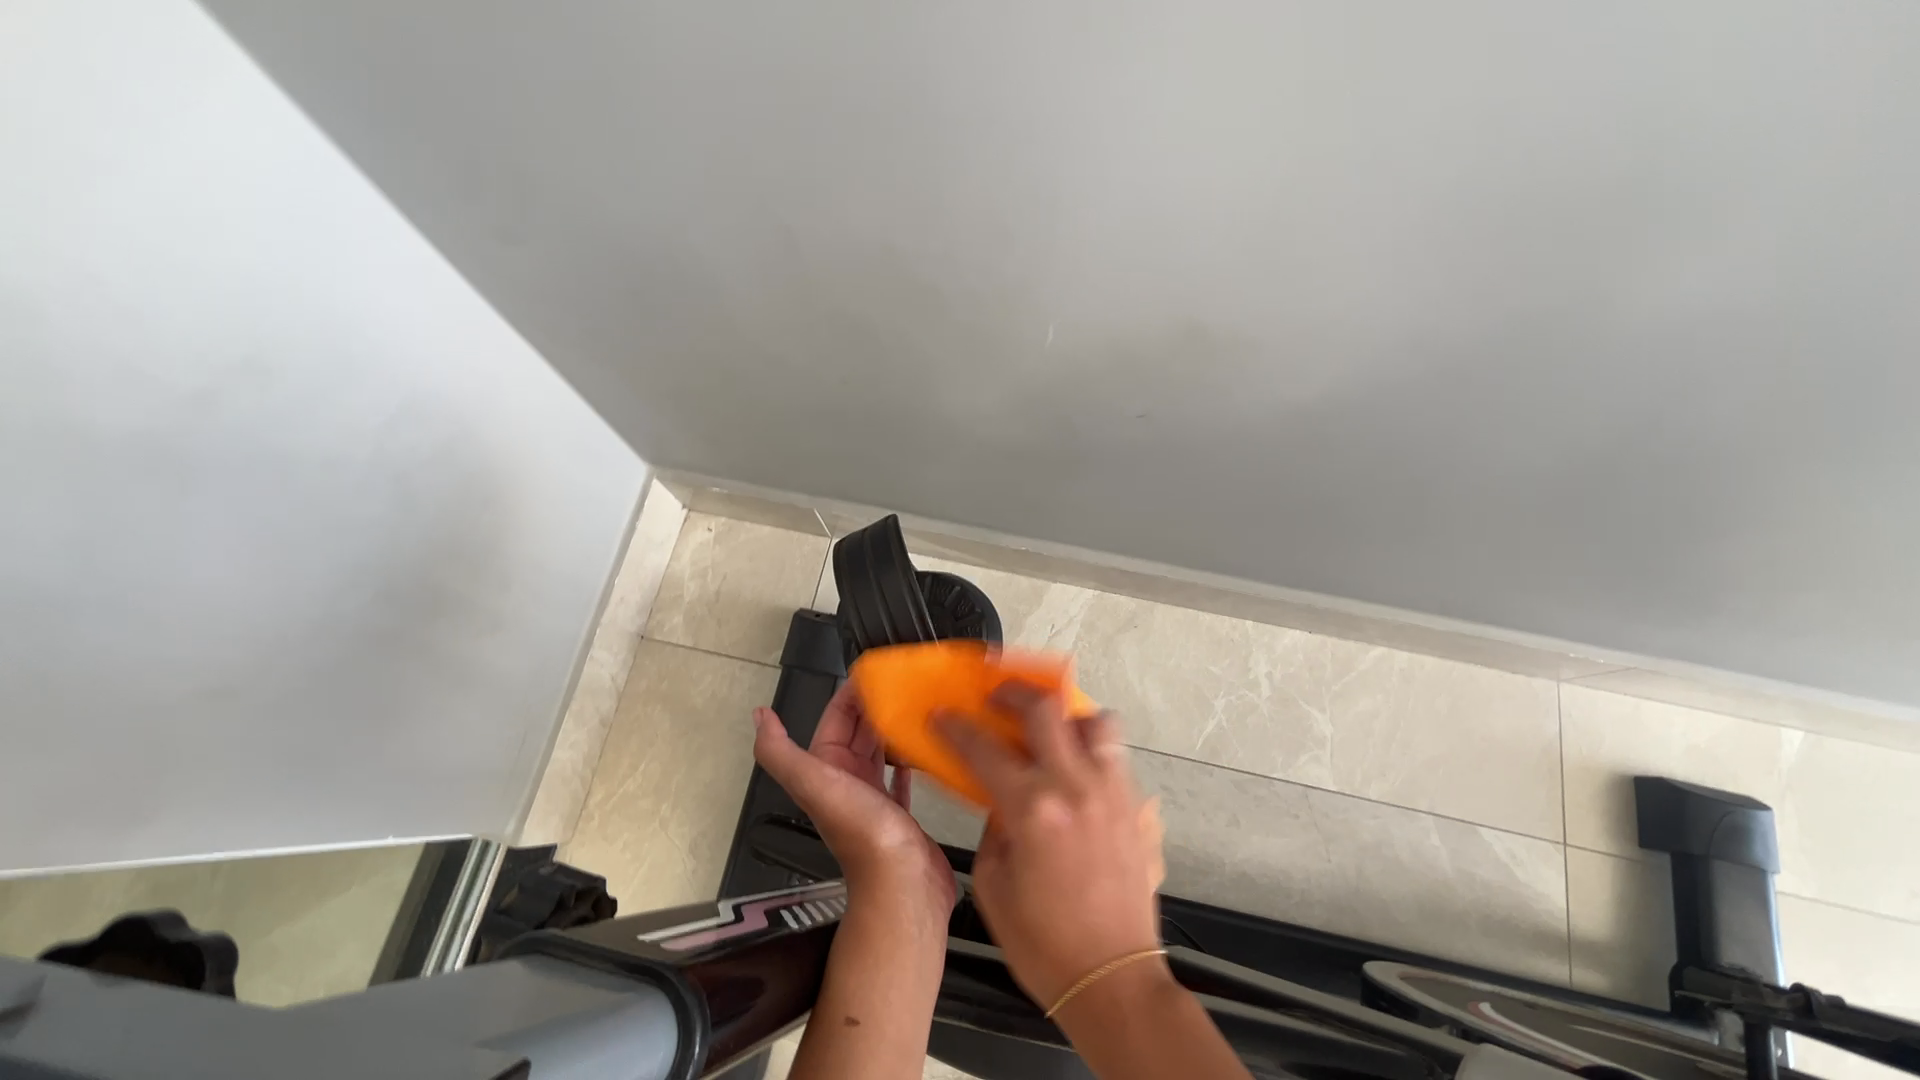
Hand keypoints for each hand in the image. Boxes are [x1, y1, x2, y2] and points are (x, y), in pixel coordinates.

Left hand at [753, 685, 956, 920]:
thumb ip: (780, 751)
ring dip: (891, 730)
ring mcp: (874, 800)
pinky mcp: (900, 815)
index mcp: (826, 771)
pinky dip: (907, 761)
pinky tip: (919, 748)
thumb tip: (758, 715)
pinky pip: (901, 779)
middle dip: (874, 706)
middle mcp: (846, 783)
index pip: (836, 719)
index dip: (850, 694)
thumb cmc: (862, 832)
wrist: (901, 884)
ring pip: (879, 752)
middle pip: (859, 733)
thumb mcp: (813, 783)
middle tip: (903, 681)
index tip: (876, 671)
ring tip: (914, 705)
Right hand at [936, 683, 1165, 1011]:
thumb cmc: (1044, 944)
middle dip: (1013, 693)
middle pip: (1045, 709)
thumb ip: (993, 829)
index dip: (957, 726)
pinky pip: (1116, 755)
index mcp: (1033, 810)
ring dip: (1067, 714)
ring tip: (1049, 726)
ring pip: (1096, 720)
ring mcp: (1113, 792)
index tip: (943, 715)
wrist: (1112, 978)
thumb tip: (1000, 799)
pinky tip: (1077, 768)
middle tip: (996, 697)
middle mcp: (1076, 788)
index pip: (984, 748)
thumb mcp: (992, 885)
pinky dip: (1093, 746)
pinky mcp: (1135, 807)